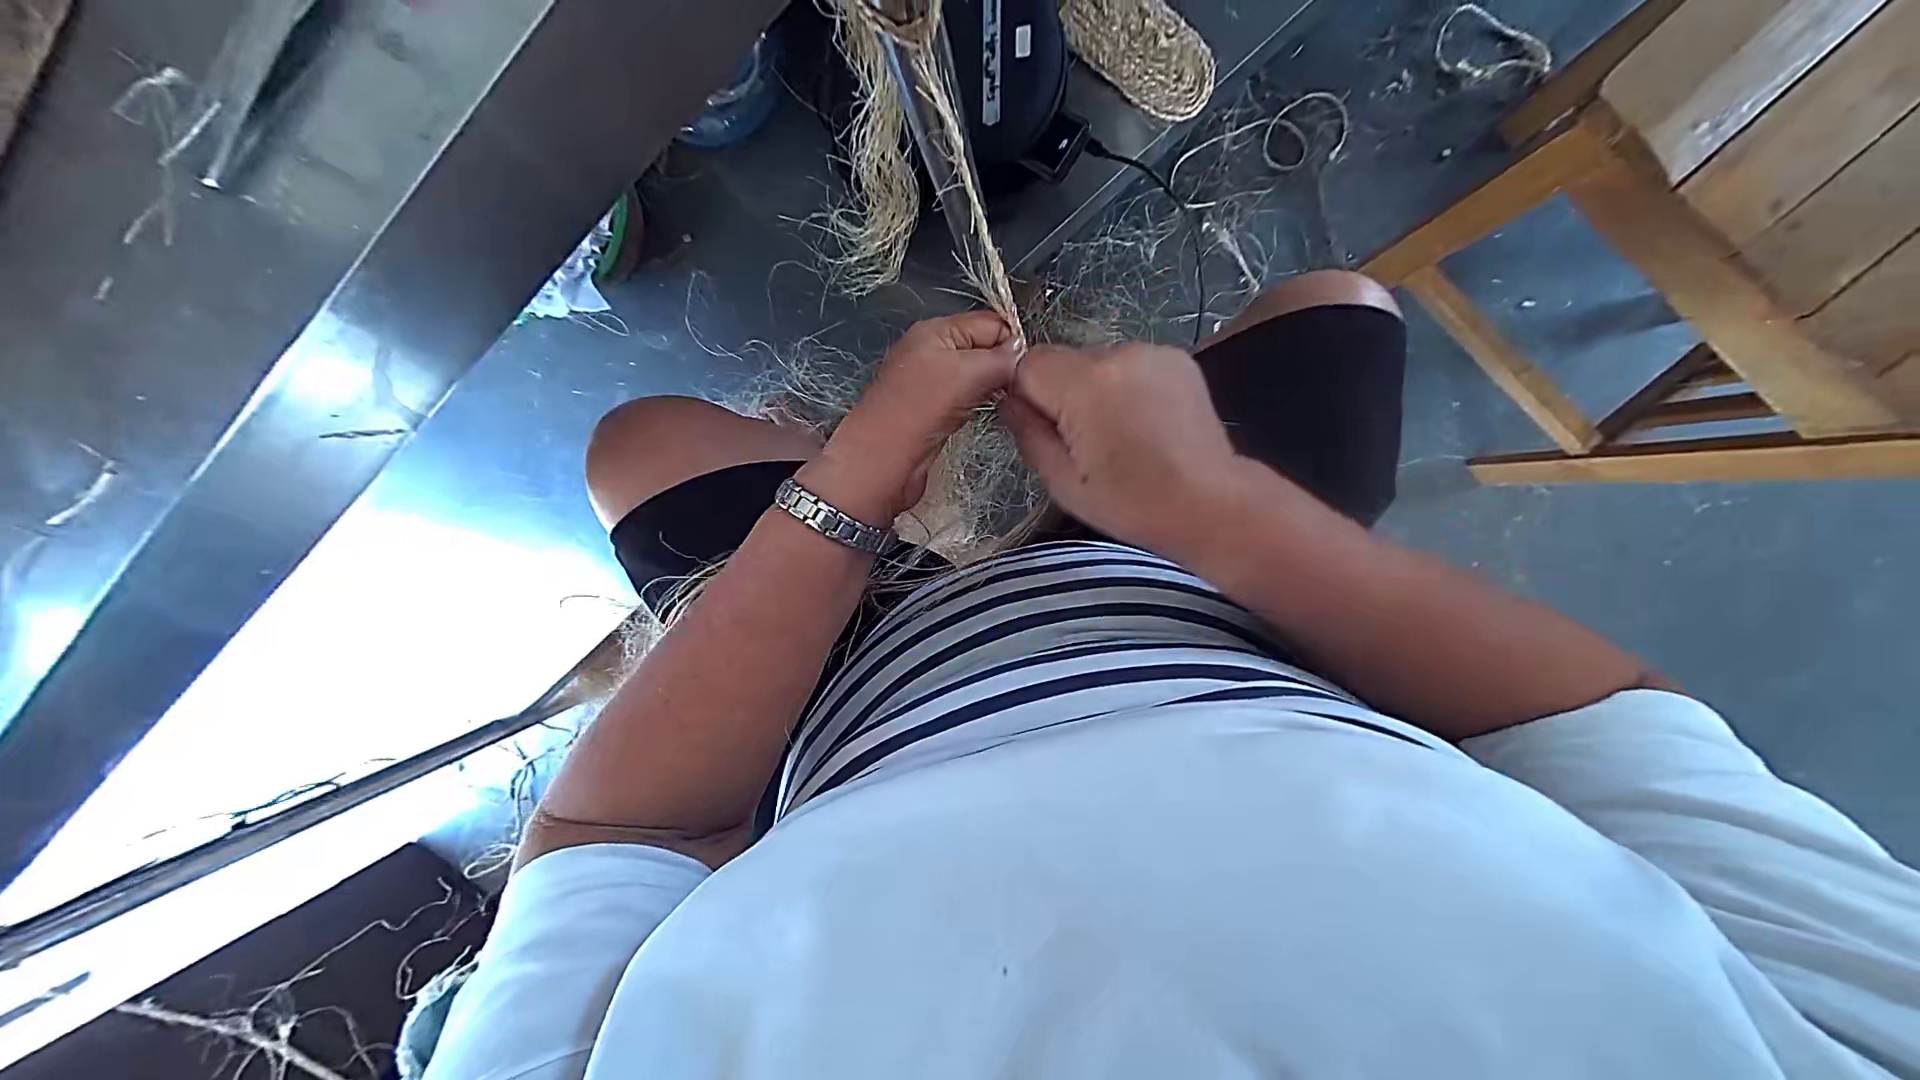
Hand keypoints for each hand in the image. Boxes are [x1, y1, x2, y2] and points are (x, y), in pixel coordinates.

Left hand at [797, 312, 1018, 527]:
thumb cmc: (915, 412)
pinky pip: (968, 399)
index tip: (1030, 368)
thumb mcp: (966, 373)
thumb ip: (1000, 358)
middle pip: (985, 349)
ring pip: (979, 376)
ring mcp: (932, 383)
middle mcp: (933, 352)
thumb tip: (1023, 354)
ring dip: (995, 388)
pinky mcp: (934, 411)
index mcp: (935, 331)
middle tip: (1022, 389)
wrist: (880, 464)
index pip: (990, 322)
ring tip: (1008, 402)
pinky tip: (988, 414)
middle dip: (1006, 365)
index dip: (1013, 342)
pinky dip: (981, 404)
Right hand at [1001, 343, 1268, 558]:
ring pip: (1095, 363)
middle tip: (1084, 442)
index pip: (1027, 364)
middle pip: (1062, 361)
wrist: (1212, 504)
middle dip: (1061, 394)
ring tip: (1117, 435)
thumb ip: (1027, 433)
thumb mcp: (1063, 481)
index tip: (1046, 431)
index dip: (1027, 397)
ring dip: (1093, 391)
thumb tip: (1009, 401)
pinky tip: (1141, 423)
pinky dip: (1123, 387)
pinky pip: (1127, 366)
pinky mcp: (1177, 358)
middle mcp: (1120, 352)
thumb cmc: (1133, 503)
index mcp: (1087, 383)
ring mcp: (1154, 351)